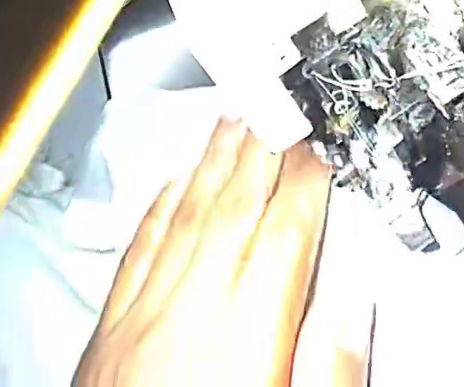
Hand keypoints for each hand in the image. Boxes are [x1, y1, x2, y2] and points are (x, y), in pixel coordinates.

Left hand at [75, 119, 334, 386]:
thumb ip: (332, 357)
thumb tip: (353, 292)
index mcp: (246, 334)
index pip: (285, 230)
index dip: (308, 178)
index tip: (320, 144)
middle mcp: (191, 310)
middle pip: (234, 206)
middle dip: (260, 148)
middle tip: (276, 107)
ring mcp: (143, 315)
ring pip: (184, 213)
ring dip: (211, 161)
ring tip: (231, 122)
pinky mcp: (111, 331)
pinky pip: (138, 246)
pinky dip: (160, 205)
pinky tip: (174, 180)